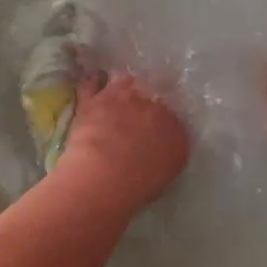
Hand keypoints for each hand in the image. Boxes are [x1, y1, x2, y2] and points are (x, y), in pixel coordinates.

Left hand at [55, 74, 189, 205]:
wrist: (108, 173)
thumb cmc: (142, 183)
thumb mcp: (167, 173)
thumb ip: (168, 155)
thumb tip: (162, 150)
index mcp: (174, 127)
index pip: (170, 119)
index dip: (160, 125)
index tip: (153, 133)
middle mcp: (152, 106)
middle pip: (149, 97)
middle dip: (142, 104)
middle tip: (133, 117)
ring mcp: (123, 98)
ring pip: (124, 83)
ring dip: (121, 88)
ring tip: (115, 96)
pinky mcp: (95, 99)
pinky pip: (92, 85)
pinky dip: (92, 85)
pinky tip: (92, 86)